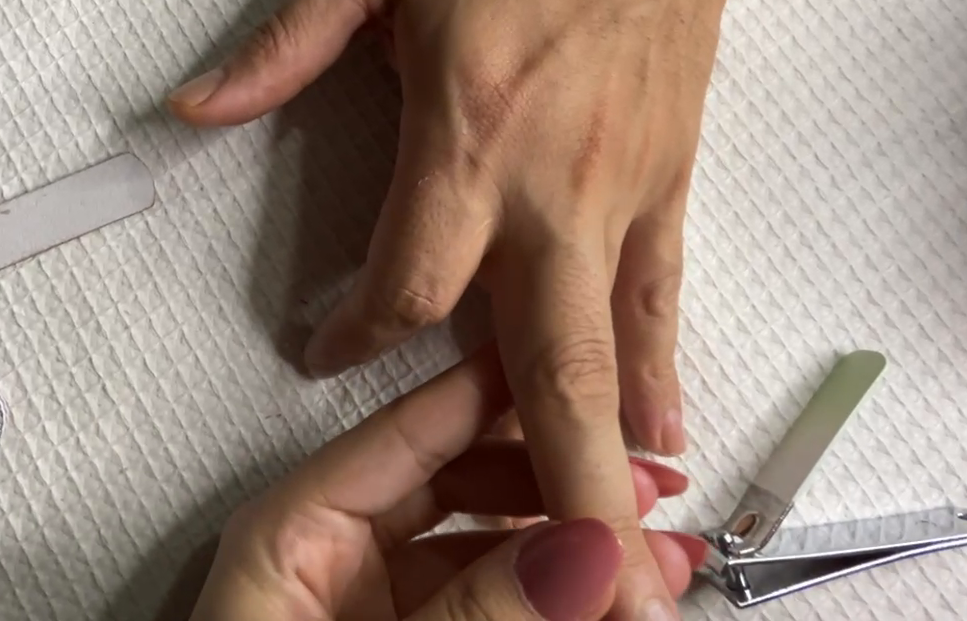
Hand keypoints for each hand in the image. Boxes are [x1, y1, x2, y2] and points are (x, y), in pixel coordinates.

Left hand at [171, 0, 736, 617]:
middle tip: (543, 567)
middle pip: (539, 359)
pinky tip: (657, 430)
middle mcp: (547, 182)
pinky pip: (661, 298)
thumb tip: (193, 106)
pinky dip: (656, 371)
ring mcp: (620, 191)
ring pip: (609, 351)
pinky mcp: (671, 182)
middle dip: (544, 477)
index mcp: (464, 128)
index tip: (321, 351)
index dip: (355, 336)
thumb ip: (283, 47)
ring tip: (600, 539)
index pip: (406, 280)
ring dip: (604, 450)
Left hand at [189, 349, 702, 619]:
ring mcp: (376, 603)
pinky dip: (554, 601)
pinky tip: (618, 603)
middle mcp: (337, 551)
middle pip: (457, 485)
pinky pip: (491, 604)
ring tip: (666, 543)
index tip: (565, 369)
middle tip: (645, 476)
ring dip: (570, 545)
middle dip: (552, 478)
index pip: (406, 434)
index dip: (487, 397)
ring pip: (487, 549)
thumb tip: (588, 548)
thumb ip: (479, 614)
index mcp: (300, 528)